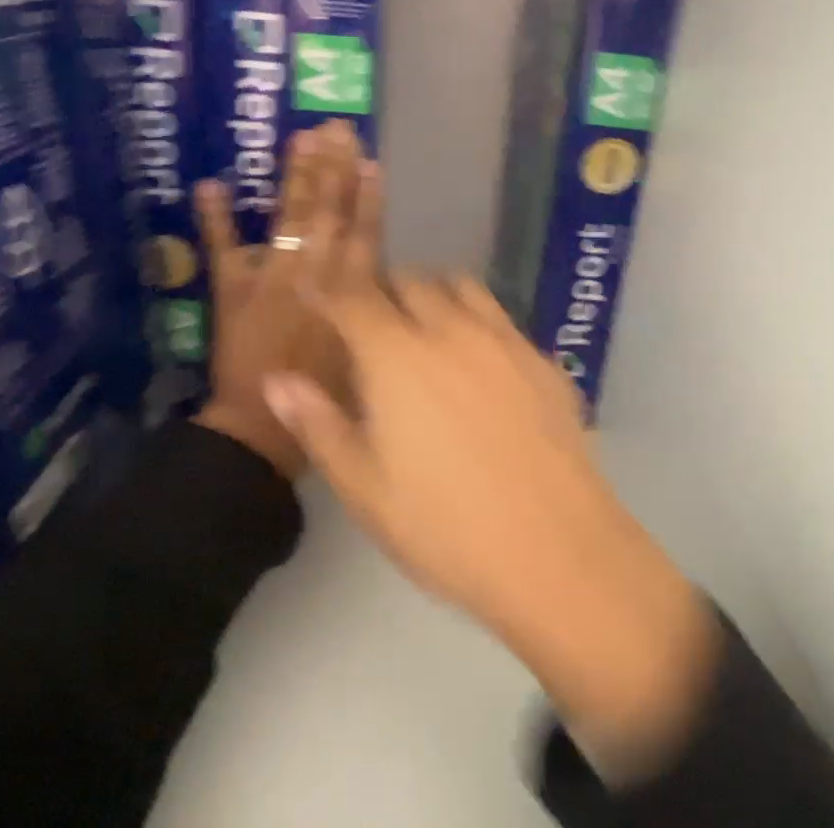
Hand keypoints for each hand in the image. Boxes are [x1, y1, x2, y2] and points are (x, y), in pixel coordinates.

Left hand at [193, 121, 380, 476]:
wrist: (262, 429)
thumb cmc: (327, 403)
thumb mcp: (365, 358)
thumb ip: (370, 311)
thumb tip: (379, 271)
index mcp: (347, 295)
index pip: (362, 236)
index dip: (366, 198)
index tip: (369, 160)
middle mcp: (310, 277)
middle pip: (326, 216)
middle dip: (333, 170)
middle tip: (336, 127)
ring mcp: (268, 280)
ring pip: (286, 220)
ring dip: (294, 179)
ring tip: (300, 139)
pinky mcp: (230, 292)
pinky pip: (221, 250)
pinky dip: (214, 219)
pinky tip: (209, 183)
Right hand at [261, 274, 719, 761]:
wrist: (555, 551)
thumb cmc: (443, 528)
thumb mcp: (363, 487)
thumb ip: (319, 424)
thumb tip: (278, 379)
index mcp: (397, 355)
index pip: (353, 298)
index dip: (327, 291)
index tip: (312, 293)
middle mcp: (453, 331)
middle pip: (411, 281)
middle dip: (381, 290)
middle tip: (367, 324)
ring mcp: (507, 343)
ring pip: (464, 288)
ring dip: (434, 295)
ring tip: (423, 330)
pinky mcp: (545, 364)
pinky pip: (503, 321)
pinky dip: (478, 324)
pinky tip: (479, 368)